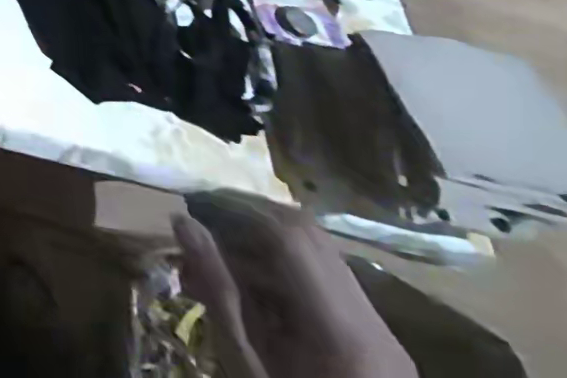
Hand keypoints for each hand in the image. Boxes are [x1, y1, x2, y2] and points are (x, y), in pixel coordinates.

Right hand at [173, 194, 414, 377]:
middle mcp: (374, 324)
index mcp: (344, 332)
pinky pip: (325, 286)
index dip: (239, 208)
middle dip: (247, 219)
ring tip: (211, 262)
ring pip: (318, 257)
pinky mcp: (376, 346)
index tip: (192, 204)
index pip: (291, 236)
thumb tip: (183, 221)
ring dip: (261, 246)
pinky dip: (280, 274)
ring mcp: (382, 336)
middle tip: (198, 224)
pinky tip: (245, 290)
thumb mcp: (242, 364)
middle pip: (308, 237)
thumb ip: (217, 289)